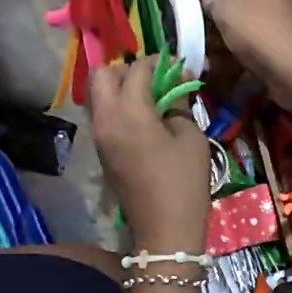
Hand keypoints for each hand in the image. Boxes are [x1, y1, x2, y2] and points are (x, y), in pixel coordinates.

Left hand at [89, 55, 210, 256]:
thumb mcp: (192, 139)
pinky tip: (145, 120)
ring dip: (121, 88)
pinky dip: (119, 107)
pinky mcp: (102, 152)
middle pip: (104, 75)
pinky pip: (104, 116)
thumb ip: (179, 106)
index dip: (160, 63)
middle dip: (129, 70)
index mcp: (130, 111)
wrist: (166, 229)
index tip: (180, 67)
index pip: (138, 70)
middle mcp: (106, 118)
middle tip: (158, 81)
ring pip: (99, 95)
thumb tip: (175, 90)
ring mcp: (99, 136)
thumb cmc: (185, 182)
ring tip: (152, 99)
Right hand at [195, 0, 291, 106]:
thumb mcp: (225, 11)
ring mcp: (276, 20)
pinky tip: (222, 65)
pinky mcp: (280, 44)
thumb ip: (211, 2)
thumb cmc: (258, 31)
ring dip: (223, 34)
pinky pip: (252, 43)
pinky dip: (237, 51)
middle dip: (214, 10)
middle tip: (194, 24)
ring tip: (205, 49)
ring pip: (243, 22)